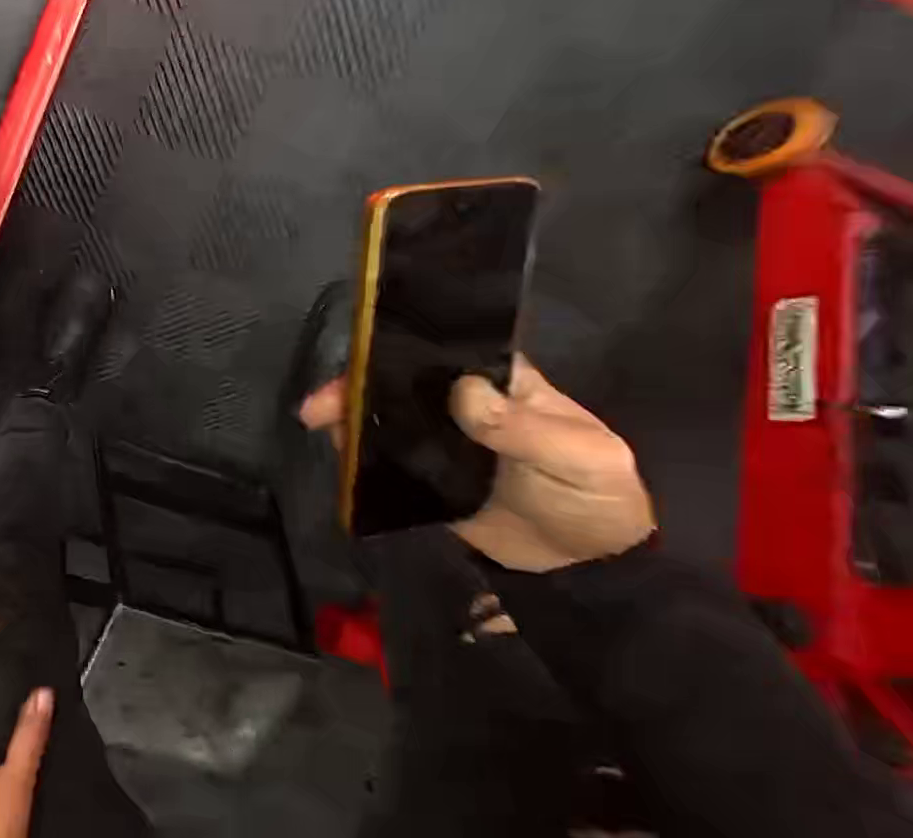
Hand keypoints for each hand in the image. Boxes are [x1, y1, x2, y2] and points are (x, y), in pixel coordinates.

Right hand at [298, 357, 654, 571]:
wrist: (590, 564)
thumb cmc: (594, 493)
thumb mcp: (578, 456)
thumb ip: (523, 427)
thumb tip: (462, 392)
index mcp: (494, 379)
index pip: (438, 351)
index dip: (393, 349)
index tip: (357, 361)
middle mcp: (458, 401)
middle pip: (398, 381)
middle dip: (354, 386)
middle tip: (318, 407)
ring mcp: (440, 438)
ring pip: (386, 417)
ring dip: (350, 418)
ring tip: (318, 426)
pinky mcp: (427, 475)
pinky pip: (388, 459)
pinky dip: (361, 457)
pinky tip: (340, 459)